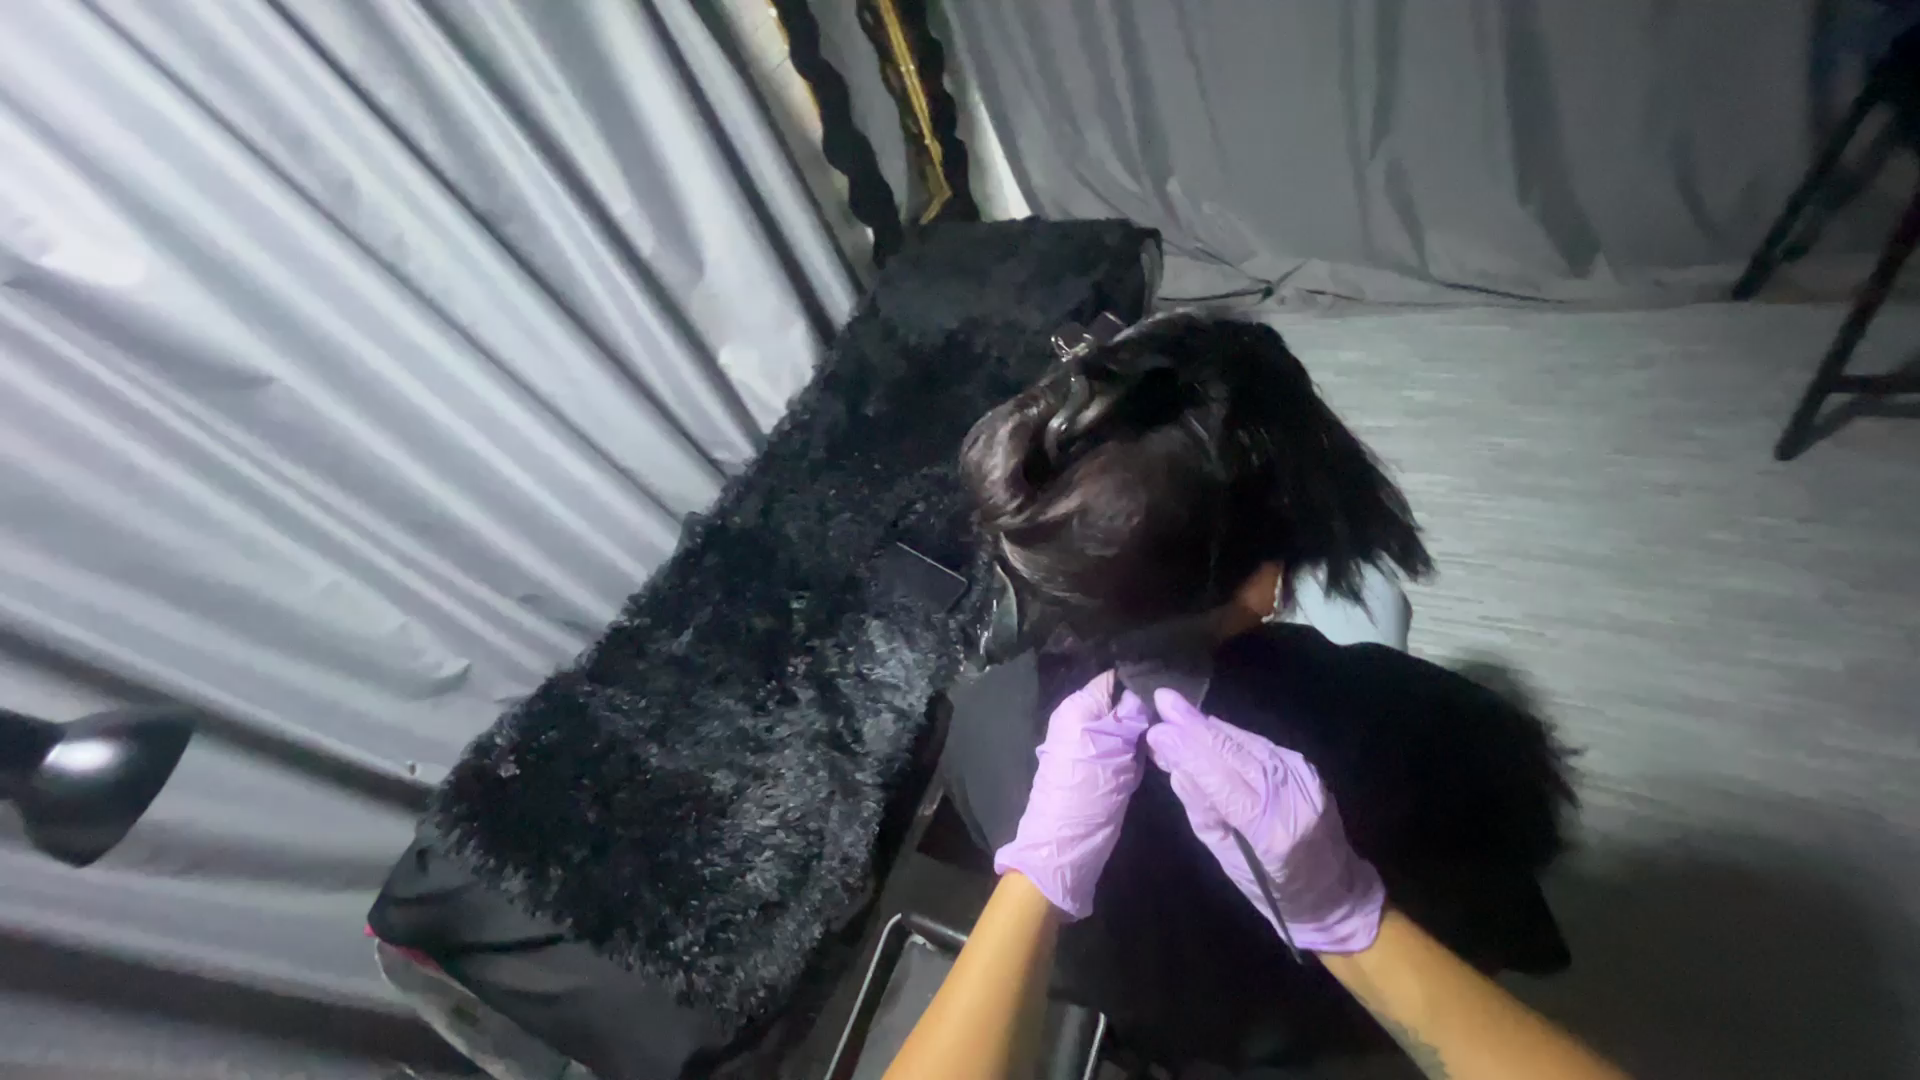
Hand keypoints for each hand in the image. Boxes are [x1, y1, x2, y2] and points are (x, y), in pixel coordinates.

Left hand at [993, 672, 1149, 919]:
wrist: (1064, 847)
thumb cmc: (1090, 794)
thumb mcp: (1118, 750)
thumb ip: (1130, 716)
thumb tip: (1142, 692)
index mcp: (1078, 705)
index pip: (1112, 679)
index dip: (1138, 682)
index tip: (1168, 691)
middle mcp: (1075, 716)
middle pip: (1115, 700)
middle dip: (1140, 707)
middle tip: (1174, 717)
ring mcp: (1080, 741)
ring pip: (1117, 723)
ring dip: (1137, 729)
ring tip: (1169, 733)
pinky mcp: (1087, 764)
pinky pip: (1113, 743)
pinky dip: (1129, 747)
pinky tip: (1150, 753)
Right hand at [1144, 688, 1385, 952]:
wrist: (1336, 890)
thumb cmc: (1273, 888)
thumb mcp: (1227, 859)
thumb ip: (1202, 811)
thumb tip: (1176, 768)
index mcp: (1271, 830)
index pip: (1221, 782)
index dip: (1188, 754)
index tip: (1157, 731)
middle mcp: (1291, 795)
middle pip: (1233, 751)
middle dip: (1194, 725)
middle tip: (1162, 700)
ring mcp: (1302, 775)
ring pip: (1245, 740)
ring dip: (1207, 725)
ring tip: (1173, 710)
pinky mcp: (1304, 764)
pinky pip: (1256, 743)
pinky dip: (1226, 735)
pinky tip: (1204, 727)